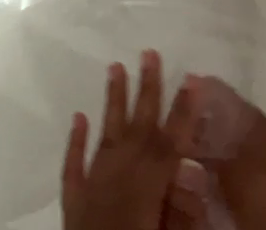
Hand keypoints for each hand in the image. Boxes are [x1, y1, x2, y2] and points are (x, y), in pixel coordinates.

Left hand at [60, 50, 195, 229]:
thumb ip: (181, 214)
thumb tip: (189, 172)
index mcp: (144, 194)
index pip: (169, 145)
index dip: (182, 111)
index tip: (193, 77)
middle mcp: (115, 182)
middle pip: (136, 130)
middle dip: (146, 91)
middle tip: (150, 52)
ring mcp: (90, 191)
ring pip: (104, 137)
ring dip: (111, 102)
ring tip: (115, 67)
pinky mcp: (71, 205)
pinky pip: (72, 165)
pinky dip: (76, 140)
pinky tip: (78, 117)